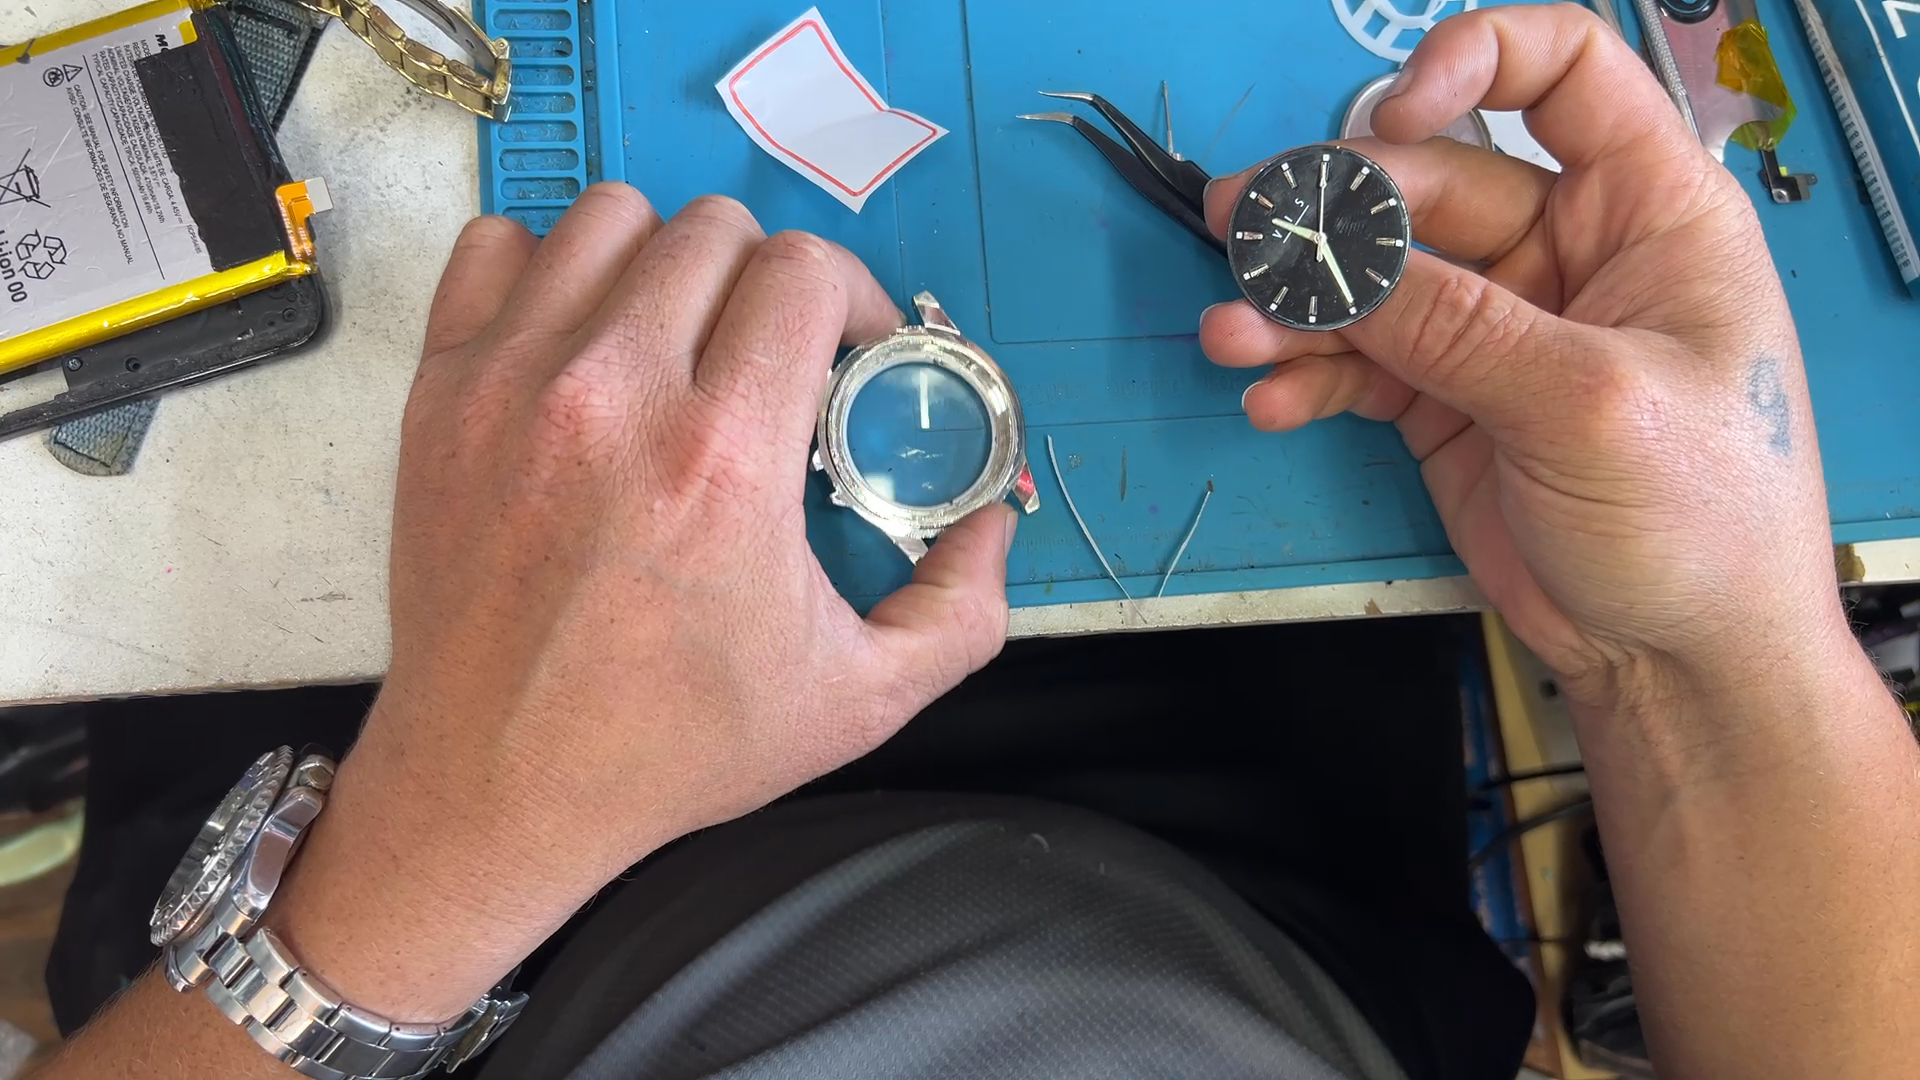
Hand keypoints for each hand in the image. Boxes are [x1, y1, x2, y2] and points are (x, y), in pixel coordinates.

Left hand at [269, 189, 1017, 1020]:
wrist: (498, 788)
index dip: (854, 296)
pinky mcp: (440, 391)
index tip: (855, 355)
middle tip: (783, 357)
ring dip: (678, 264)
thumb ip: (963, 613)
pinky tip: (590, 340)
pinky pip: (503, 246)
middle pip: (718, 231)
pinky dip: (559, 270)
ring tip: (692, 342)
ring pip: (614, 218)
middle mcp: (613, 393)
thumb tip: (994, 526)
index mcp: (726, 459)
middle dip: (777, 280)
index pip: (804, 273)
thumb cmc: (683, 745)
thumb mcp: (864, 700)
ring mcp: (511, 380)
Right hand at [1201, 5, 1848, 702]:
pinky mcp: (1427, 401)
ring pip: (1365, 294)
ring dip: (1290, 315)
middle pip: (1417, 199)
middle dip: (1325, 218)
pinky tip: (1270, 405)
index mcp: (1637, 216)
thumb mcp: (1581, 404)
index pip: (1564, 81)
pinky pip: (1351, 372)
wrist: (1661, 647)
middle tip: (1231, 228)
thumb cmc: (1691, 514)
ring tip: (1226, 339)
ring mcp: (1477, 334)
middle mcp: (1548, 260)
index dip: (1472, 68)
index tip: (1386, 116)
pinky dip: (1305, 385)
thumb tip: (1339, 266)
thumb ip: (1457, 328)